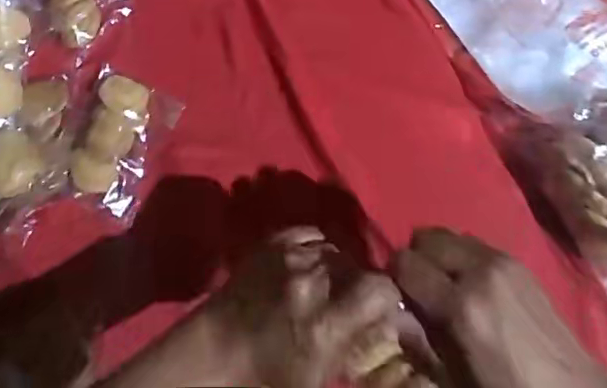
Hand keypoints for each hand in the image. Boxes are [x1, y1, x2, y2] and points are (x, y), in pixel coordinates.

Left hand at [101, 227, 402, 387]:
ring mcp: (286, 255)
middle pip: (357, 265)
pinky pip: (308, 233)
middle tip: (363, 305)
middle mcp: (309, 279)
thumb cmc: (268, 377)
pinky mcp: (269, 242)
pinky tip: (315, 265)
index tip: (390, 313)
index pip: (379, 288)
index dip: (391, 299)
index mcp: (325, 323)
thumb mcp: (320, 375)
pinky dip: (318, 247)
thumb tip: (385, 326)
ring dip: (342, 267)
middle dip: (366, 284)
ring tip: (337, 287)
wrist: (215, 353)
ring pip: (334, 248)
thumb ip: (354, 345)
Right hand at [392, 228, 606, 387]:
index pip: (404, 263)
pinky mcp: (517, 261)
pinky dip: (463, 258)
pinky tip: (474, 287)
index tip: (399, 297)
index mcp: (462, 305)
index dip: (396, 279)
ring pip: (448, 235)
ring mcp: (502, 261)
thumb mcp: (459, 382)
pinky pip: (474, 244)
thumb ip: (421, 344)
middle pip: (424, 237)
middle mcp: (479, 270)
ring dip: (441, 256)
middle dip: (418, 261)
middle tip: (423, 291)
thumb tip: (395, 314)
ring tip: (448, 287)